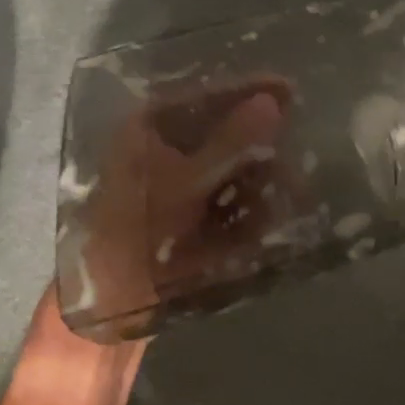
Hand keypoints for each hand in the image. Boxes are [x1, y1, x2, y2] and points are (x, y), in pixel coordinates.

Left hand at [58, 78, 311, 341]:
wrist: (109, 314)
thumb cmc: (137, 238)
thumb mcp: (186, 185)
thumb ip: (231, 141)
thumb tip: (272, 100)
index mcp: (144, 132)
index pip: (202, 95)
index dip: (246, 90)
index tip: (290, 89)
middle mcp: (159, 150)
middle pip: (222, 128)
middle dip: (261, 141)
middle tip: (296, 151)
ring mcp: (175, 183)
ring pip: (232, 162)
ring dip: (263, 175)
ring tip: (292, 192)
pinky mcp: (189, 214)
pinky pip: (231, 194)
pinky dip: (253, 201)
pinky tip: (272, 213)